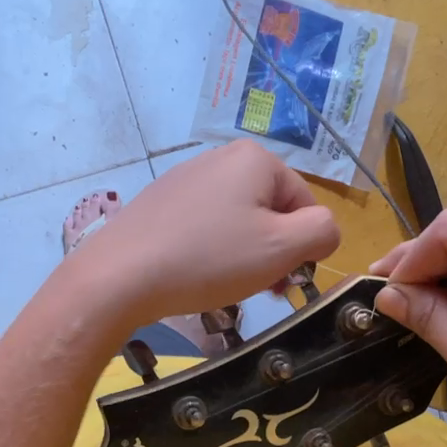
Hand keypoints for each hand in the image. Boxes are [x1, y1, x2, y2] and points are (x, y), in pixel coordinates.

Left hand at [67, 141, 340, 327]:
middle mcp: (220, 157)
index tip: (285, 282)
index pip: (306, 205)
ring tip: (225, 285)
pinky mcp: (159, 203)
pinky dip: (211, 252)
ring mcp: (184, 178)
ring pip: (237, 220)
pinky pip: (204, 227)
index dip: (304, 247)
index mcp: (255, 159)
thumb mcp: (282, 249)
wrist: (122, 276)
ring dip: (244, 255)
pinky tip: (196, 276)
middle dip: (273, 252)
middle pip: (270, 210)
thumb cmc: (210, 260)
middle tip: (259, 289)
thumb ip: (322, 232)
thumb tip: (324, 231)